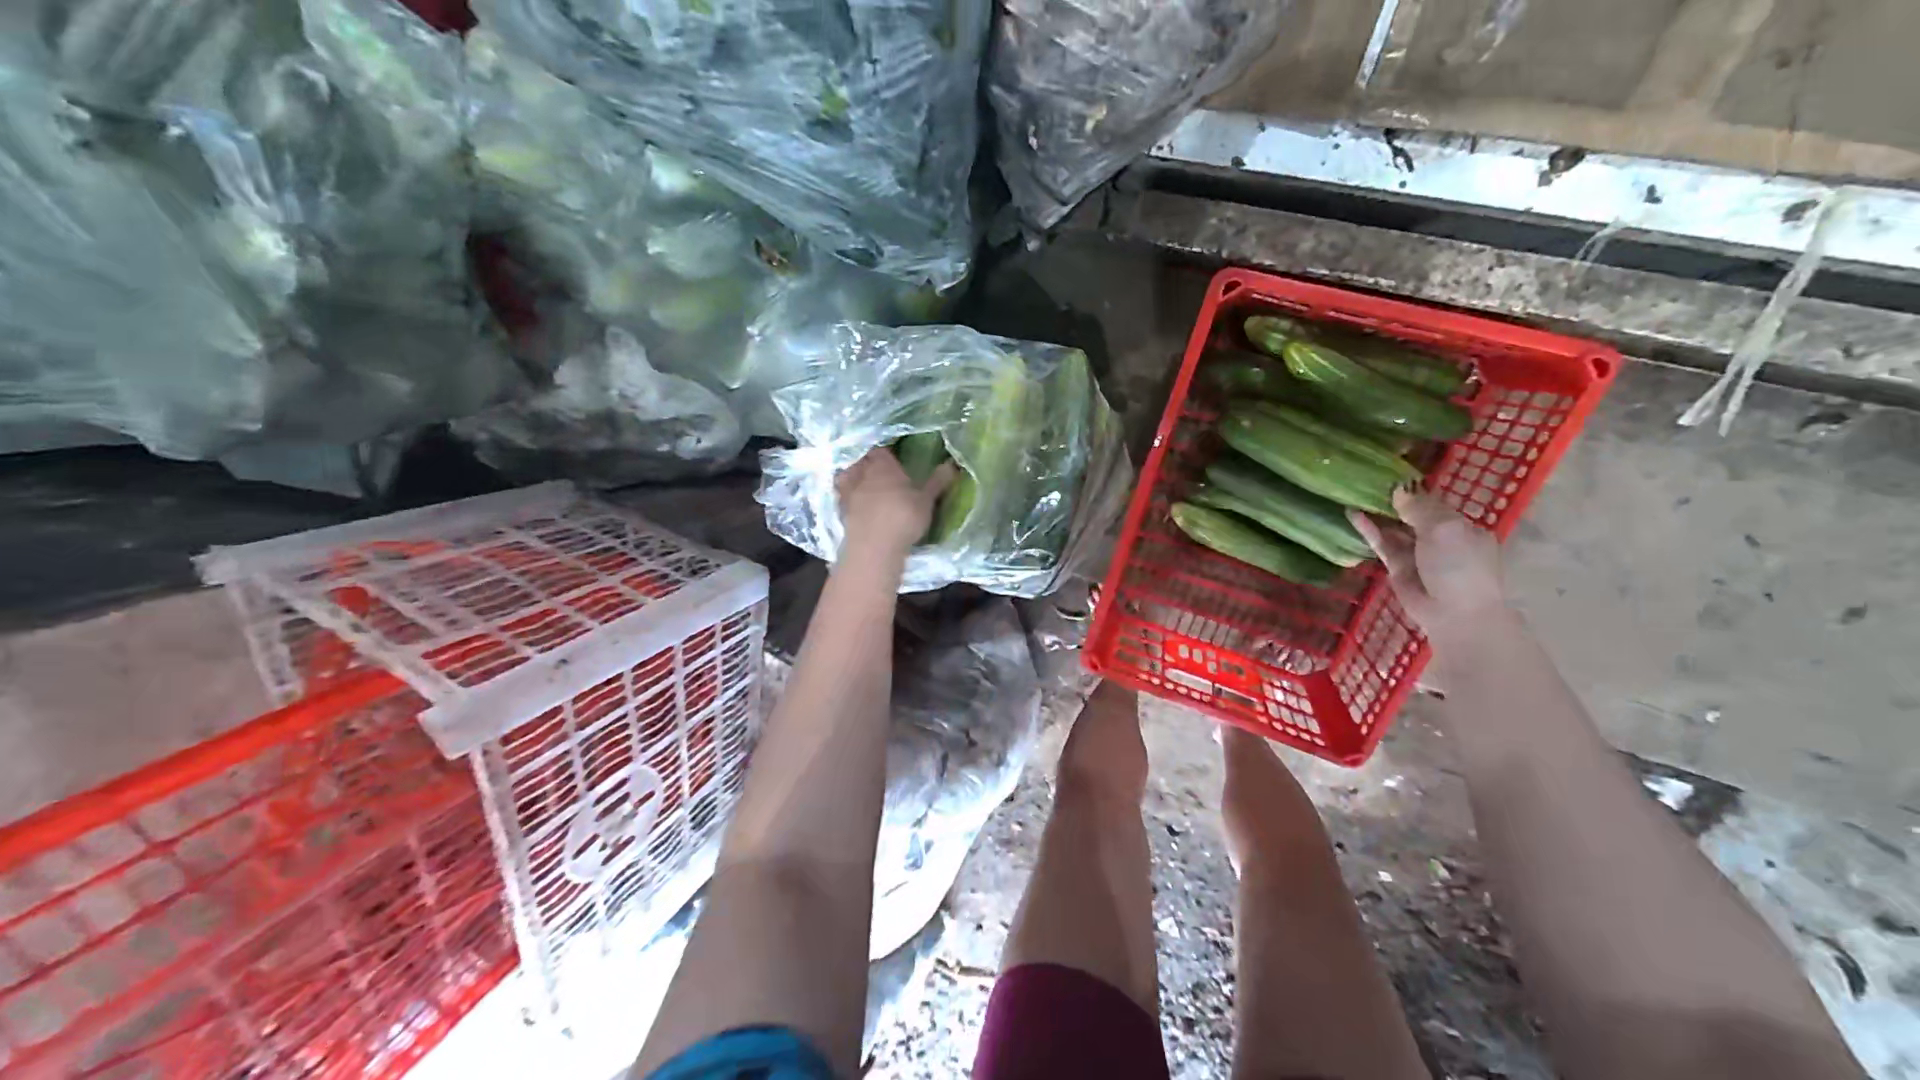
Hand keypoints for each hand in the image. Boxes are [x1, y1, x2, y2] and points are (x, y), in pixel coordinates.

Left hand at [835, 447, 956, 554]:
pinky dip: (846, 497)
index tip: (893, 457)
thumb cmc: (904, 517)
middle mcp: (863, 474)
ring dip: (853, 476)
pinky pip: (842, 497)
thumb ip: (937, 482)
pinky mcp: (840, 511)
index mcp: (884, 466)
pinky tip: (854, 503)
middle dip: (869, 462)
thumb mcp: (926, 500)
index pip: (881, 450)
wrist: (874, 547)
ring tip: (862, 482)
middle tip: (879, 469)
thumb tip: (951, 464)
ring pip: (847, 476)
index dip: (886, 453)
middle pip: (863, 461)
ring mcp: (848, 492)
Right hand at [1348, 488, 1510, 640]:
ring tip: (1352, 494)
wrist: (1455, 613)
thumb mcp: (1445, 529)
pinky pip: (1382, 543)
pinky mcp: (1397, 567)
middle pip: (1411, 513)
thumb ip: (1420, 508)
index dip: (1412, 488)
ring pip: (1394, 527)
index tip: (1387, 472)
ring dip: (1377, 512)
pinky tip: (1352, 515)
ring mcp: (1417, 552)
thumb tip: (1399, 490)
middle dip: (1391, 499)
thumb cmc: (1459, 566)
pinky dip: (1368, 529)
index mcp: (1461, 525)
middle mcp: (1439, 536)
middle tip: (1365, 480)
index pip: (1433, 501)